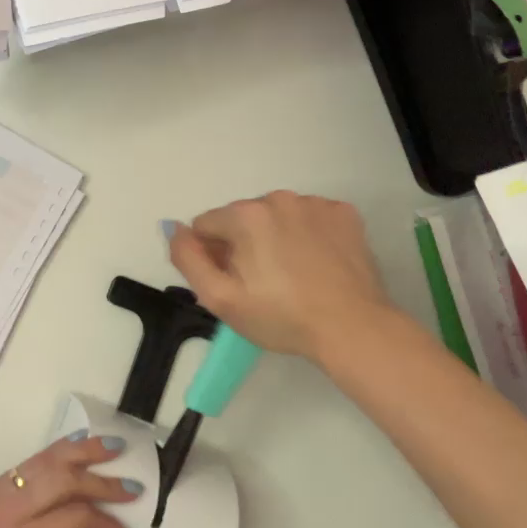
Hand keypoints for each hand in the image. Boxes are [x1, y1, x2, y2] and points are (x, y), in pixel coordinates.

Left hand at [0, 433, 139, 527]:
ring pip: (42, 461)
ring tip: (111, 446)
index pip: (76, 517)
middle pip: (61, 478)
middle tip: (132, 487)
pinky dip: (53, 456)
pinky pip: (24, 467)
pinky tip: (74, 451)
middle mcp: (6, 510)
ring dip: (78, 451)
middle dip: (100, 479)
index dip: (109, 524)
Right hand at [168, 191, 397, 363]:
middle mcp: (278, 199)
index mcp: (245, 216)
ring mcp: (315, 204)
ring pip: (275, 216)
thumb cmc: (280, 317)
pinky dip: (305, 235)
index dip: (211, 256)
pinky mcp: (344, 215)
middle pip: (240, 218)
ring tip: (290, 275)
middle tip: (260, 284)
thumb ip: (186, 257)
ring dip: (273, 237)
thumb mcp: (218, 297)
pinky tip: (314, 263)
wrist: (353, 328)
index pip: (205, 225)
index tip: (232, 283)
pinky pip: (308, 218)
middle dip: (242, 244)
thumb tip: (173, 228)